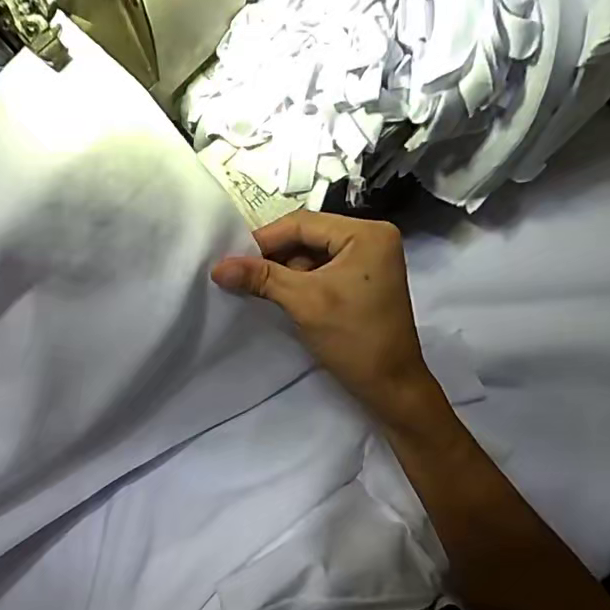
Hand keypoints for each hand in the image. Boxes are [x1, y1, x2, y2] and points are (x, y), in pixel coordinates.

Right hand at [211, 211, 444, 428]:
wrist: (391, 385)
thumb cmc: (353, 339)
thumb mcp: (304, 302)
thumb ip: (261, 278)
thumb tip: (218, 266)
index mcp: (367, 233)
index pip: (303, 223)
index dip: (264, 239)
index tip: (231, 257)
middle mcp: (372, 238)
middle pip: (309, 236)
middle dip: (274, 255)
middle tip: (239, 272)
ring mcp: (370, 260)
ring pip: (314, 254)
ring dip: (285, 269)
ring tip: (255, 285)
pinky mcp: (365, 280)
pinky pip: (325, 269)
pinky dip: (301, 280)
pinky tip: (278, 293)